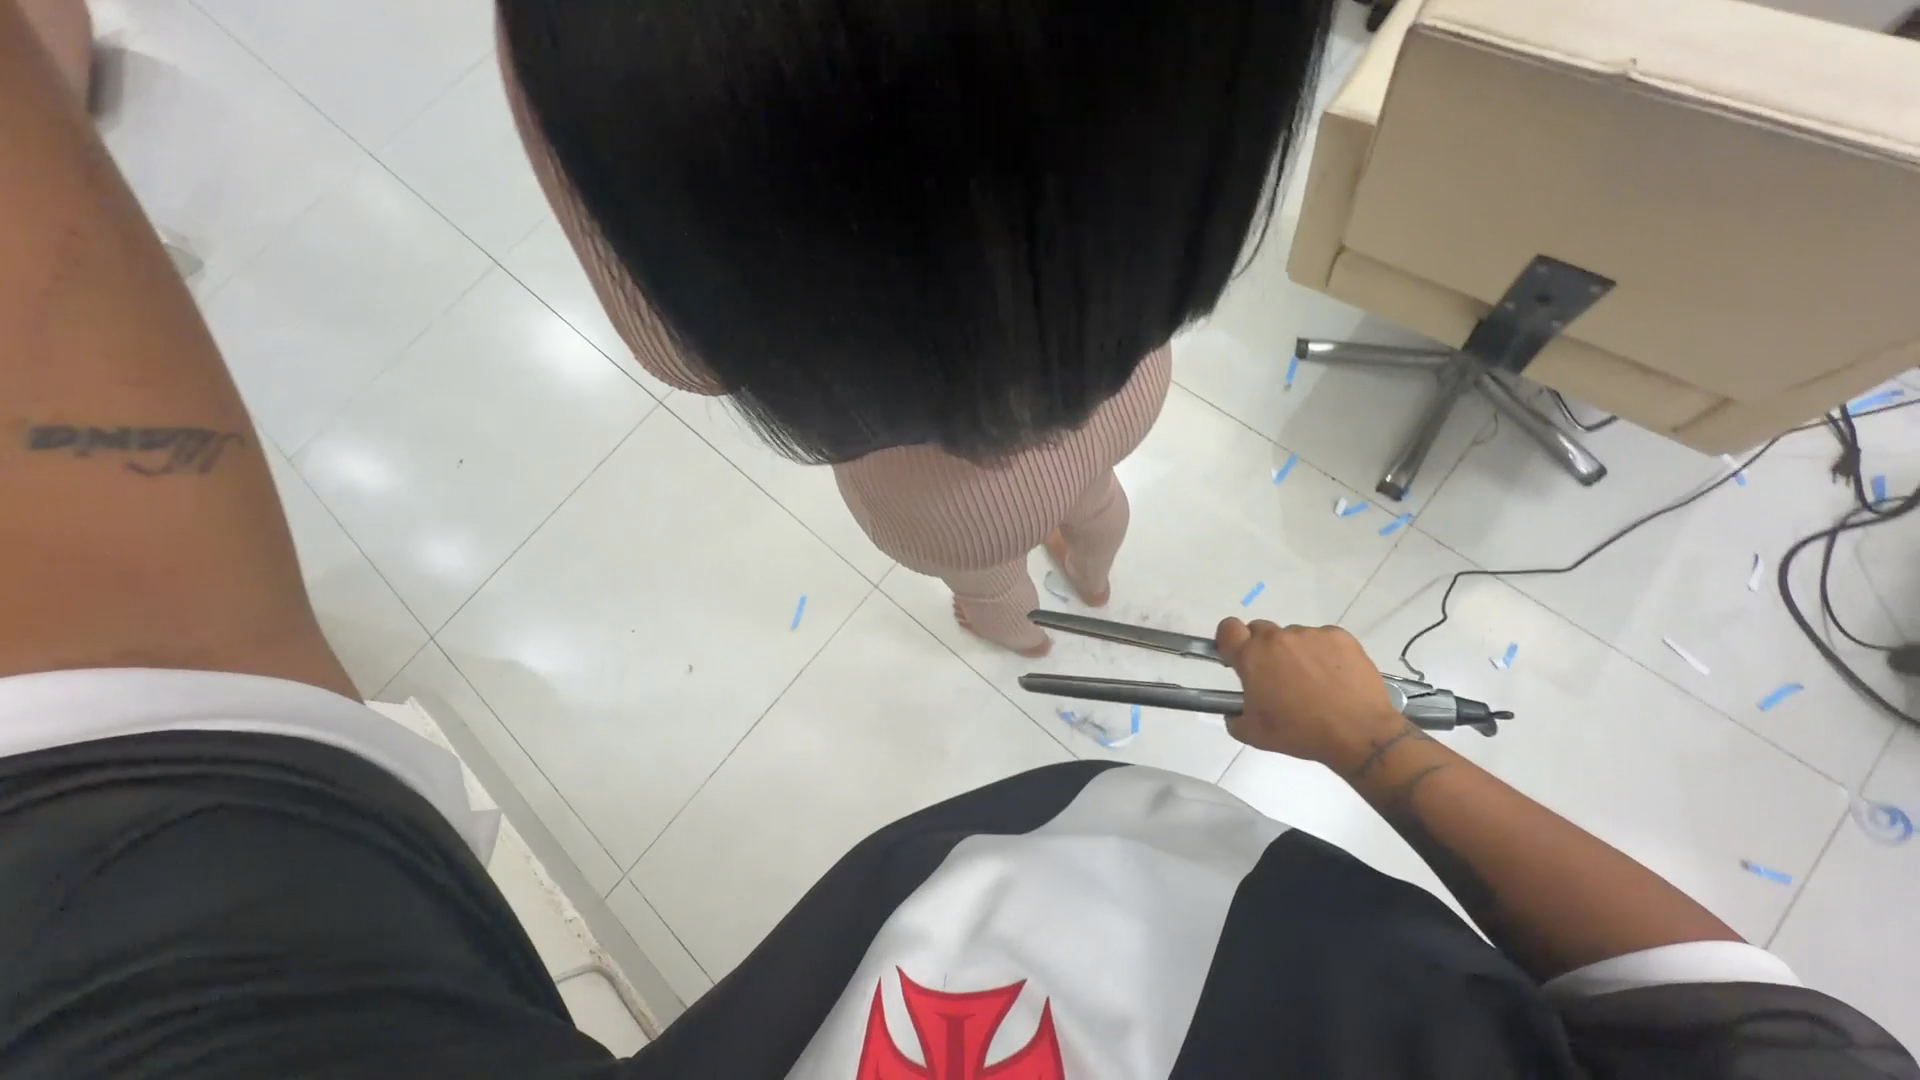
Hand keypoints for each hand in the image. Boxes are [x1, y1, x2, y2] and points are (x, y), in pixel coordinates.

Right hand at [1215, 619, 1405, 764]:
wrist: (1358, 733)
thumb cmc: (1300, 733)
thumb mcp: (1253, 733)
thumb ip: (1233, 716)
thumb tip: (1235, 711)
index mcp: (1252, 657)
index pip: (1228, 628)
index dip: (1230, 640)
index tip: (1237, 656)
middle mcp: (1278, 638)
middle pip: (1260, 630)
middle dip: (1262, 648)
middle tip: (1276, 676)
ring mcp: (1310, 634)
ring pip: (1293, 636)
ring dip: (1295, 653)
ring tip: (1312, 682)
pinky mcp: (1339, 636)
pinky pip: (1322, 639)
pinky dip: (1323, 653)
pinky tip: (1333, 677)